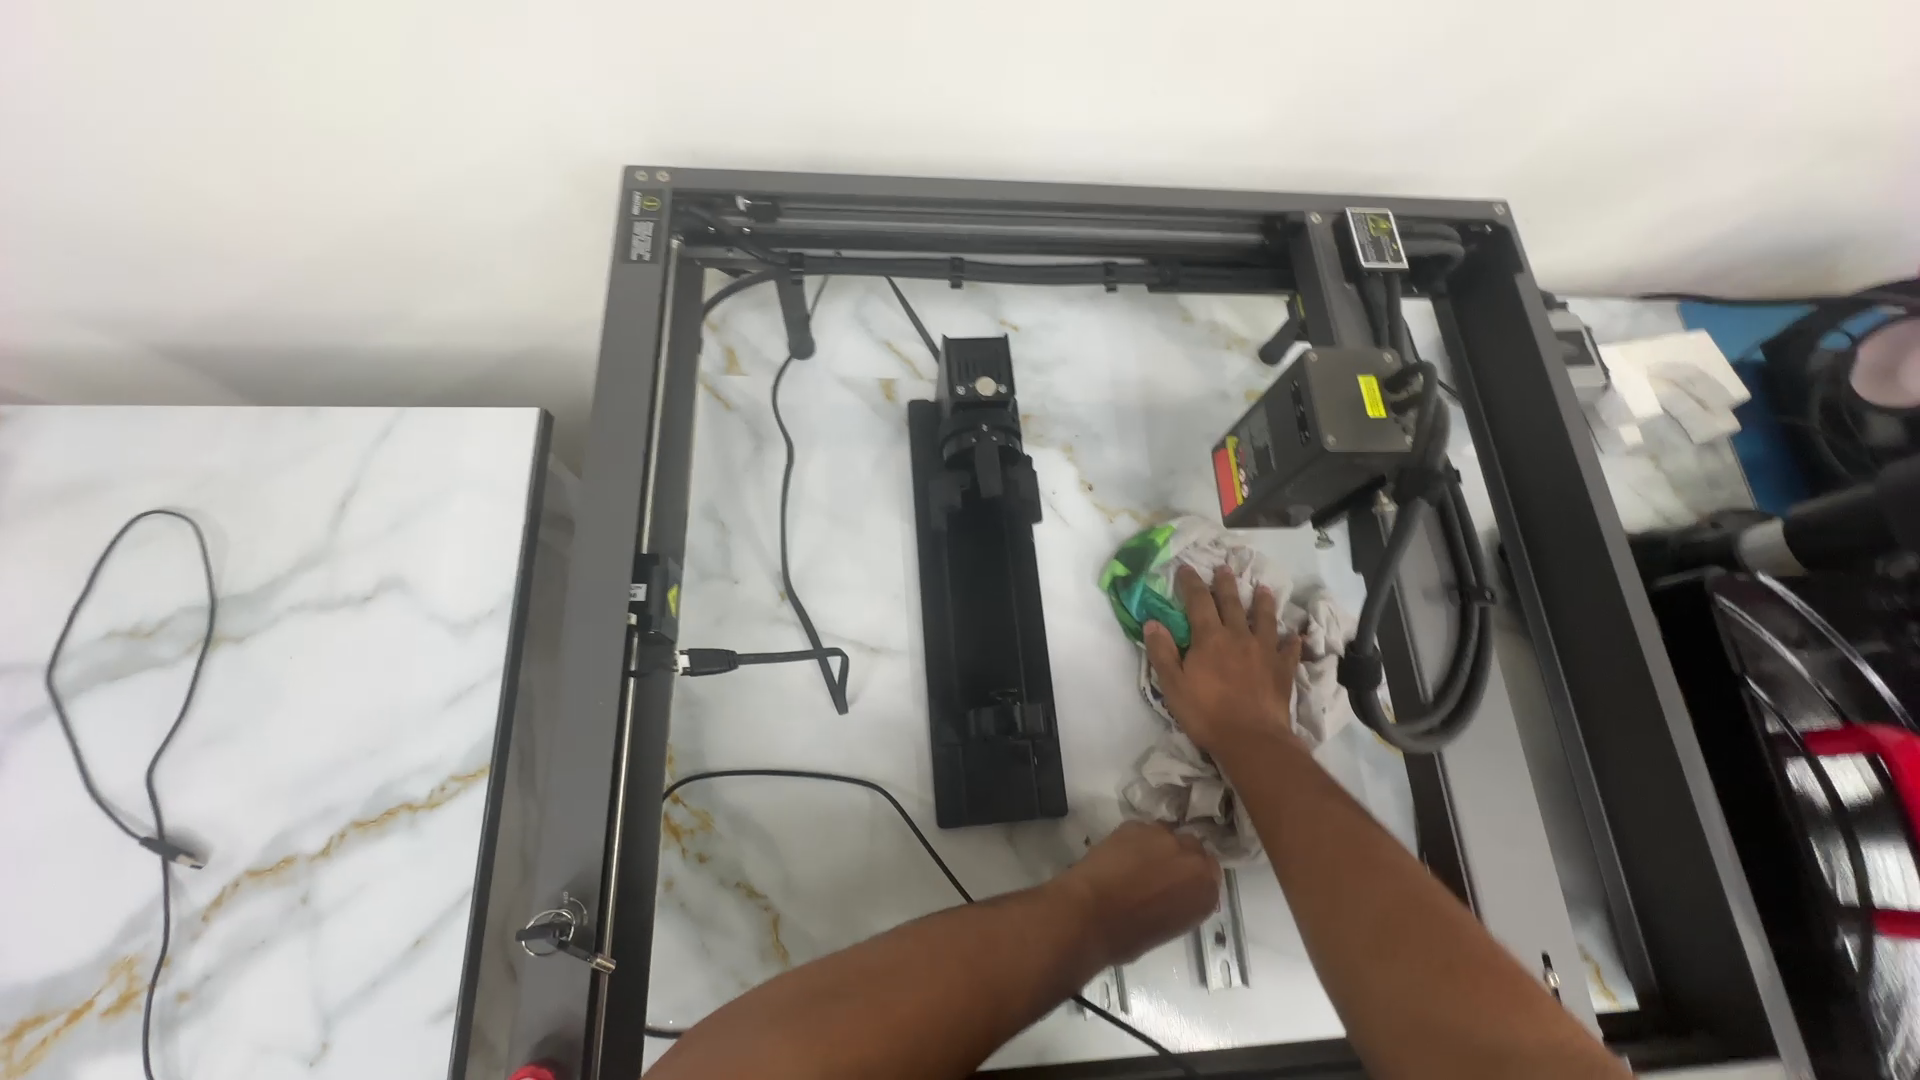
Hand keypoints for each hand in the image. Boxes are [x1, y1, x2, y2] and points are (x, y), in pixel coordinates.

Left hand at [1051, 821, 1220, 965]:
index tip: (1181, 883)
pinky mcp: (1135, 825)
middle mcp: (1191, 859)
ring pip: (1167, 834)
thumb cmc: (1128, 935)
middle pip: (1193, 848)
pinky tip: (1120, 855)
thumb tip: (1173, 892)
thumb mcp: (1169, 926)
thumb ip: (1182, 902)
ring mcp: (1163, 837)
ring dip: (1158, 846)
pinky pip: (1142, 830)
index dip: (1194, 876)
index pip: (1211, 873)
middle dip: (1180, 857)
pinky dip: (1135, 840)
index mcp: (1204, 890)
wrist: (1092, 912)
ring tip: (1137, 861)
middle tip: (1160, 871)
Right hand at [1144, 564, 1302, 758]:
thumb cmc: (1205, 713)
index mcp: (1209, 637)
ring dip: (1262, 601)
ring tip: (1262, 588)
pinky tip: (1294, 635)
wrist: (1251, 738)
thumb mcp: (1172, 684)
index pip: (1198, 601)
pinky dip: (1291, 640)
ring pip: (1264, 618)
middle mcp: (1238, 636)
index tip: (1186, 568)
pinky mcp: (1283, 669)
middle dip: (1225, 584)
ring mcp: (1264, 651)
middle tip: (1224, 568)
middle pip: (1231, 603)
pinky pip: (1289, 649)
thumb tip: (1152, 622)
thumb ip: (1162, 652)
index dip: (1190, 583)